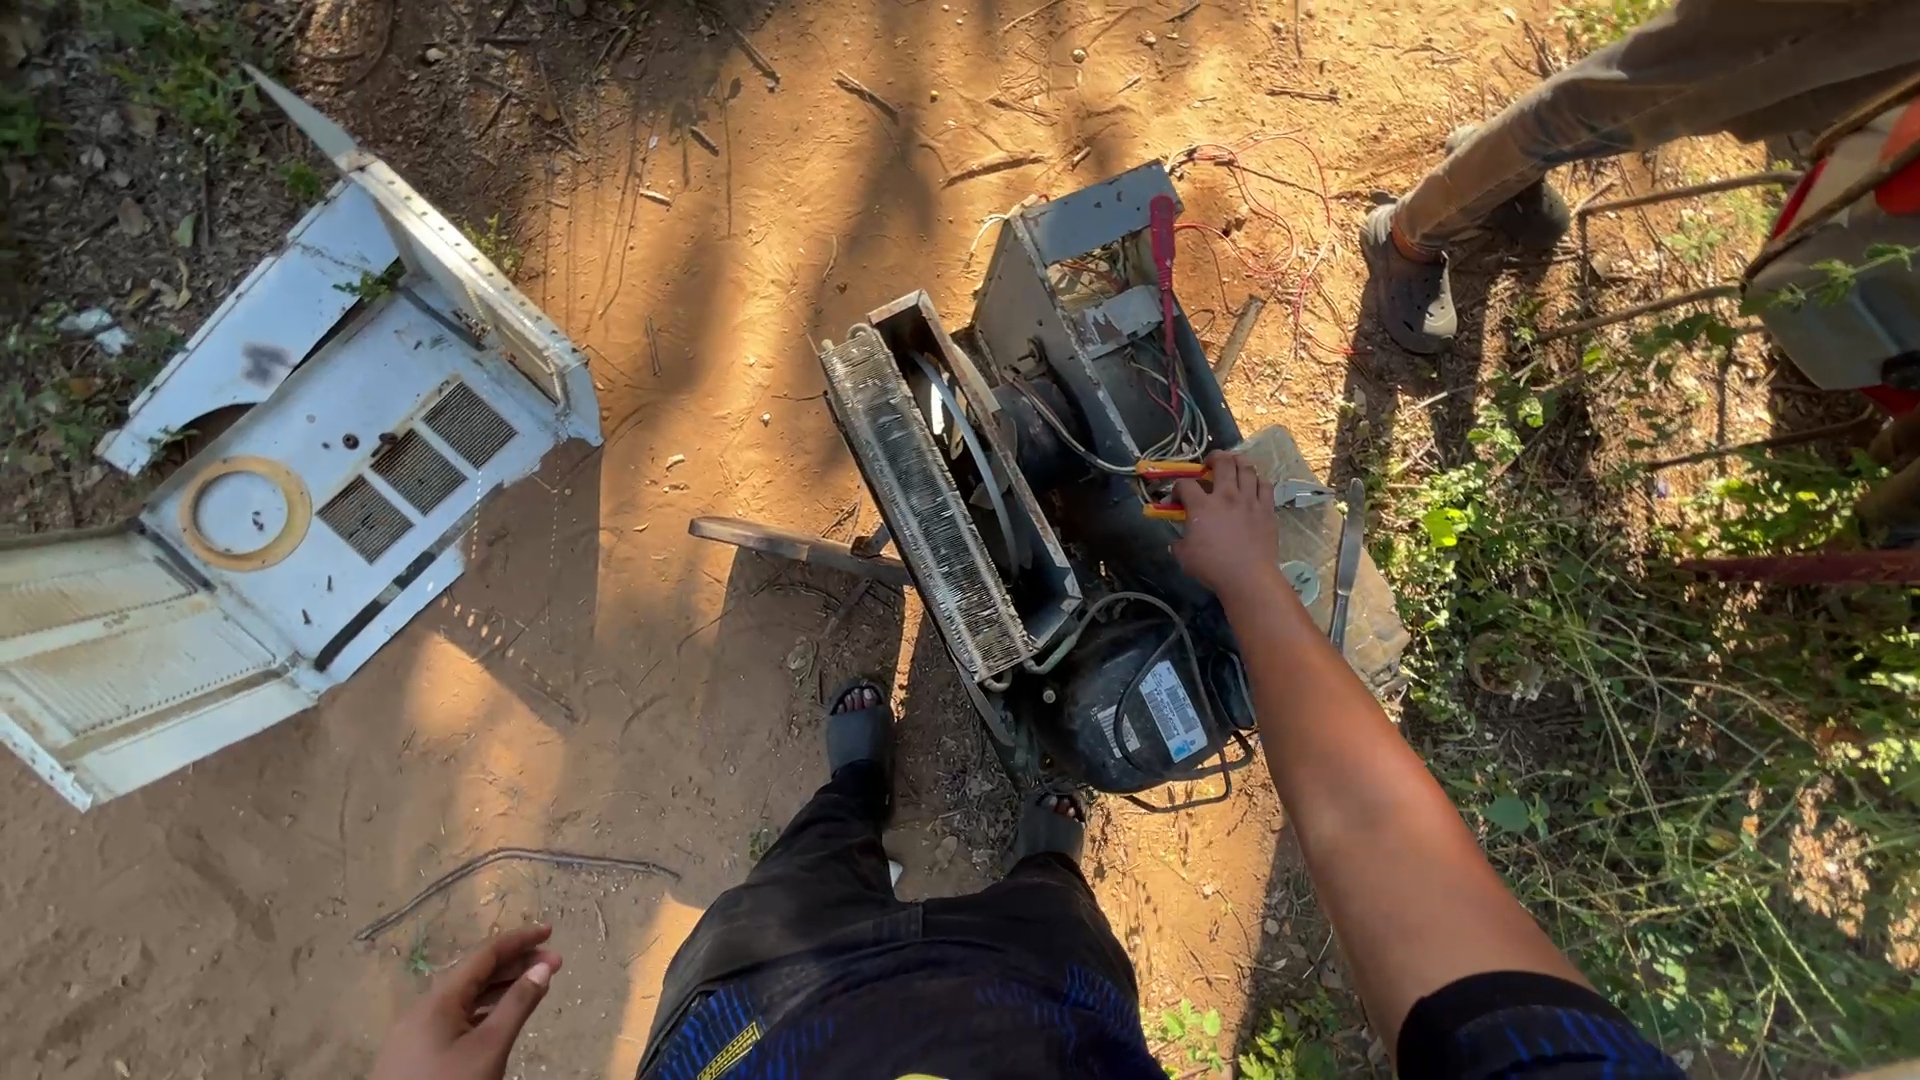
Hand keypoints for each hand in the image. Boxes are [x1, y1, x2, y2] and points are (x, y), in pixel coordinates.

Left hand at [370, 925, 562, 1079]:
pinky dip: (486, 1008)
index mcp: (436, 1002)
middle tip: (554, 965)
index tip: (551, 933)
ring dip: (504, 986)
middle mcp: (423, 1010)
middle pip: (476, 973)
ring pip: (467, 996)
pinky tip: (505, 1014)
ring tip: (537, 986)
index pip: (484, 954)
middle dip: (517, 964)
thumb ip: (518, 1003)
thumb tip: (543, 967)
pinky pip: (457, 1017)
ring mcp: (416, 1034)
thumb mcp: (490, 1047)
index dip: (520, 940)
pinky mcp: (416, 1055)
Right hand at [1170, 451, 1281, 598]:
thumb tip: (1178, 540)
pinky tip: (1253, 485)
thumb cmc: (1212, 566)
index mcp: (1202, 505)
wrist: (1247, 576)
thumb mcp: (1184, 555)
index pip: (1185, 484)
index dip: (1177, 488)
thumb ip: (1179, 542)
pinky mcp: (1267, 509)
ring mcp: (1249, 500)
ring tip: (1234, 466)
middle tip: (1210, 463)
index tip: (1176, 499)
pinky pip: (1265, 485)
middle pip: (1222, 462)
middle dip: (1214, 457)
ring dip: (1238, 462)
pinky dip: (1258, 481)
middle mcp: (1226, 495)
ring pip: (1247, 468)